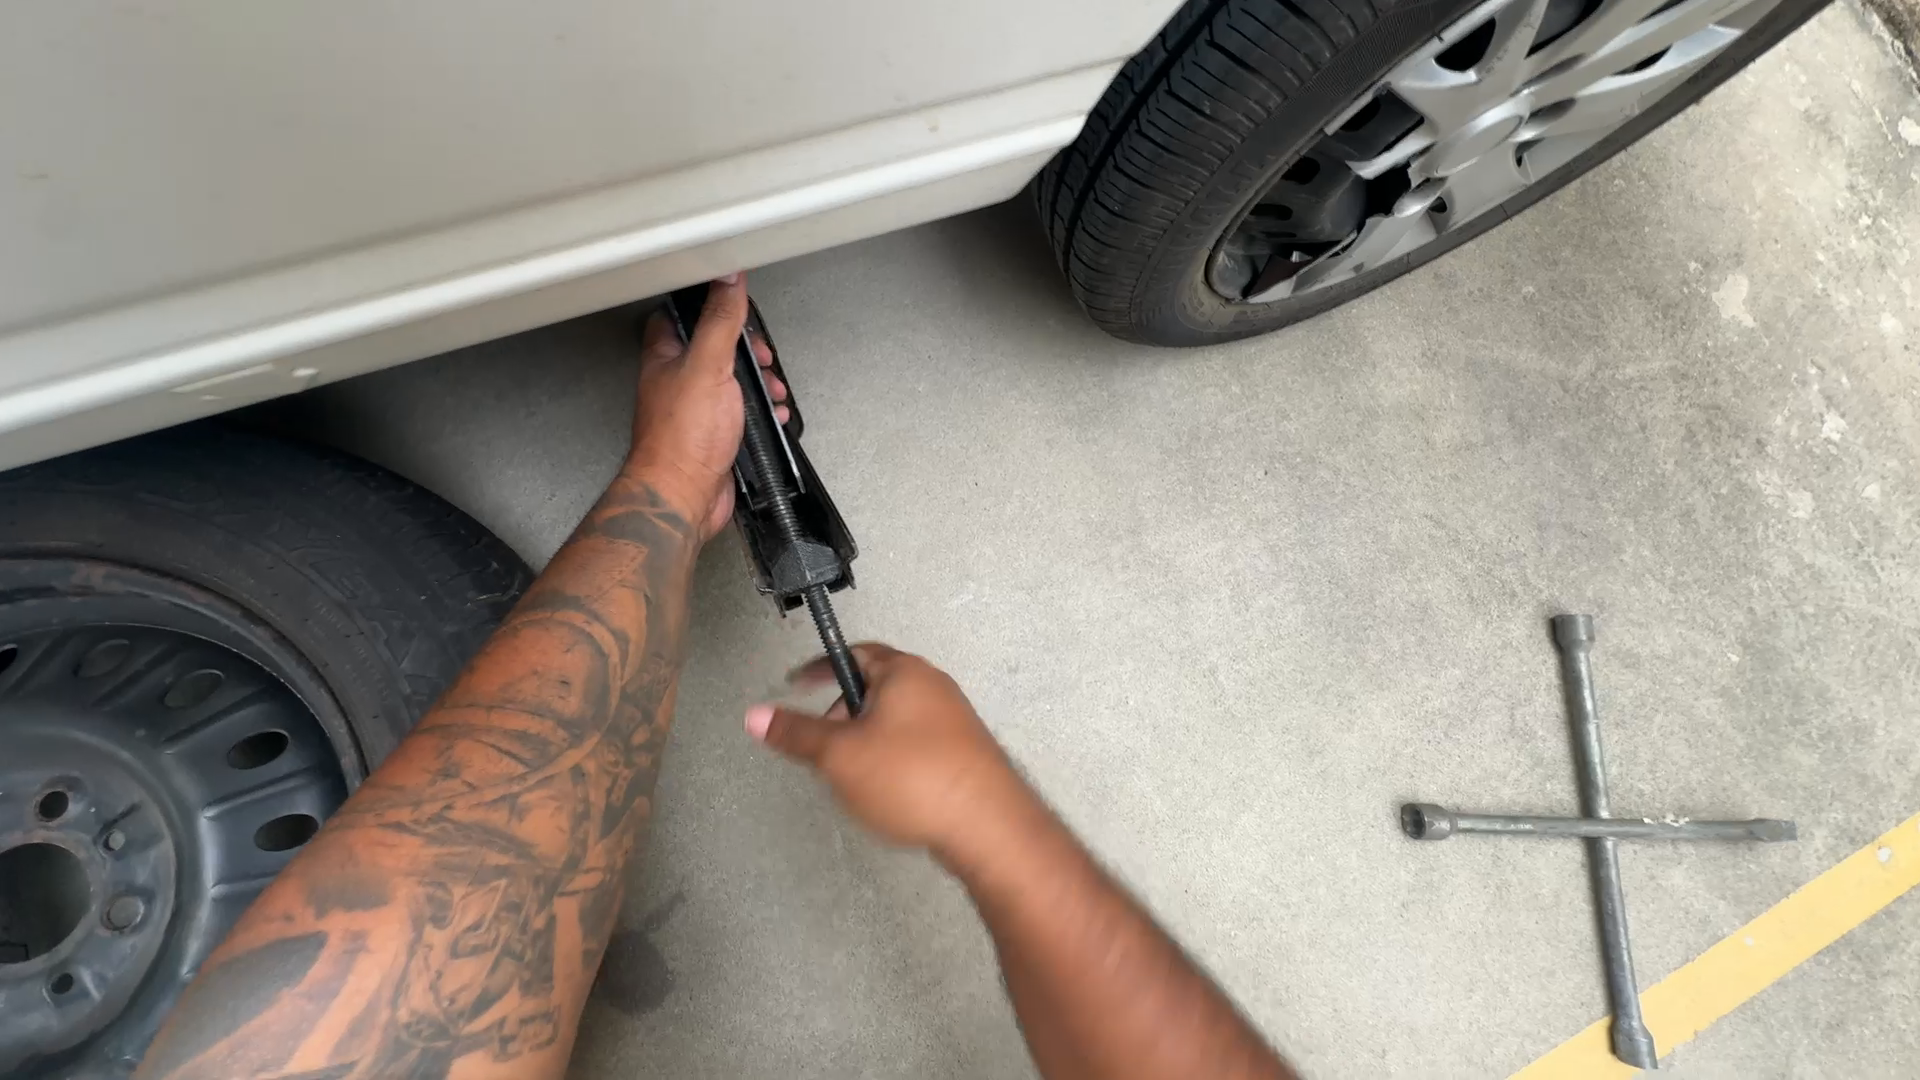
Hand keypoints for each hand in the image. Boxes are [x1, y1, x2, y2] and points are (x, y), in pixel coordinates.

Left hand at [629, 274, 789, 541]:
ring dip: (759, 384)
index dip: (711, 306)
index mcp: (666, 356)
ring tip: (772, 390)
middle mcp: (678, 381)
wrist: (686, 494)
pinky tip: (773, 416)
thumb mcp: (708, 366)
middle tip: (762, 356)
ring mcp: (696, 410)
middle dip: (748, 352)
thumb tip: (728, 278)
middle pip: (716, 349)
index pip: (682, 315)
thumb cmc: (684, 437)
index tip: (737, 304)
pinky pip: (743, 414)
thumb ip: (720, 320)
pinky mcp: (715, 435)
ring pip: (733, 383)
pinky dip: (762, 413)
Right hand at [745, 645, 1038, 856]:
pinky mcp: (963, 751)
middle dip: (843, 711)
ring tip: (852, 774)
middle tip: (823, 742)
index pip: (853, 653)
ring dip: (866, 737)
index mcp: (904, 672)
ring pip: (895, 717)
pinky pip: (916, 742)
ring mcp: (953, 718)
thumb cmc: (913, 777)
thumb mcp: (840, 755)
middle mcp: (933, 685)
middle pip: (875, 685)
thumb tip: (756, 714)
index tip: (796, 683)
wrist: (987, 824)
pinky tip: (888, 791)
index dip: (819, 668)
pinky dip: (892, 756)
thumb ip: (797, 733)